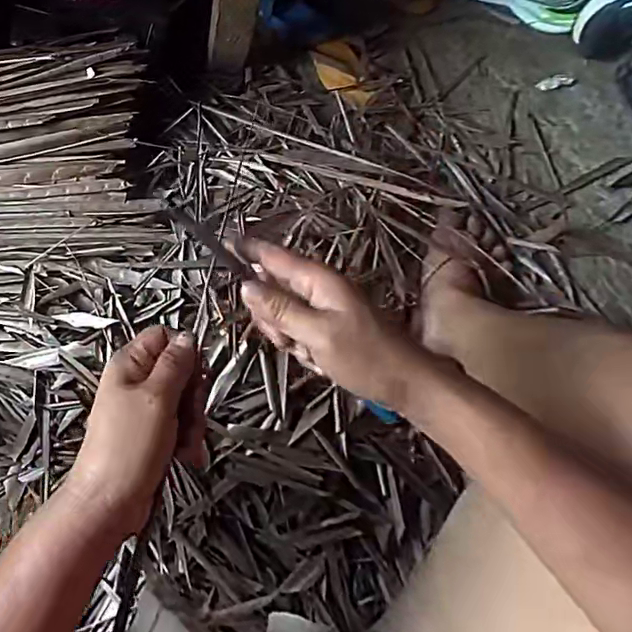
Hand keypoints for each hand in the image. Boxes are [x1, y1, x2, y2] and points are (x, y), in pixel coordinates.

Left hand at [64, 326, 206, 537]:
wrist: (109, 504)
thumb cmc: (124, 450)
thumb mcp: (157, 398)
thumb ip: (176, 364)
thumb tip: (188, 337)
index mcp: (129, 363)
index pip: (165, 337)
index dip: (186, 354)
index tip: (195, 376)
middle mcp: (134, 382)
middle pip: (180, 371)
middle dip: (193, 395)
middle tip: (189, 413)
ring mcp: (143, 409)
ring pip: (183, 401)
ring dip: (192, 423)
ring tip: (185, 441)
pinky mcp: (150, 435)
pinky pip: (179, 427)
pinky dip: (187, 440)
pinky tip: (185, 455)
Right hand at [232, 237, 436, 410]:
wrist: (409, 385)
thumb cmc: (367, 357)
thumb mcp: (316, 334)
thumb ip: (279, 309)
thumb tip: (246, 285)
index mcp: (317, 279)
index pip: (273, 256)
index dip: (247, 250)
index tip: (222, 246)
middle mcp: (318, 287)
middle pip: (272, 287)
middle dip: (269, 314)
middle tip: (284, 338)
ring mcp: (323, 306)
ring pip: (281, 311)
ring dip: (284, 333)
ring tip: (305, 351)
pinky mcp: (327, 324)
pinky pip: (297, 328)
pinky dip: (299, 344)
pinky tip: (315, 359)